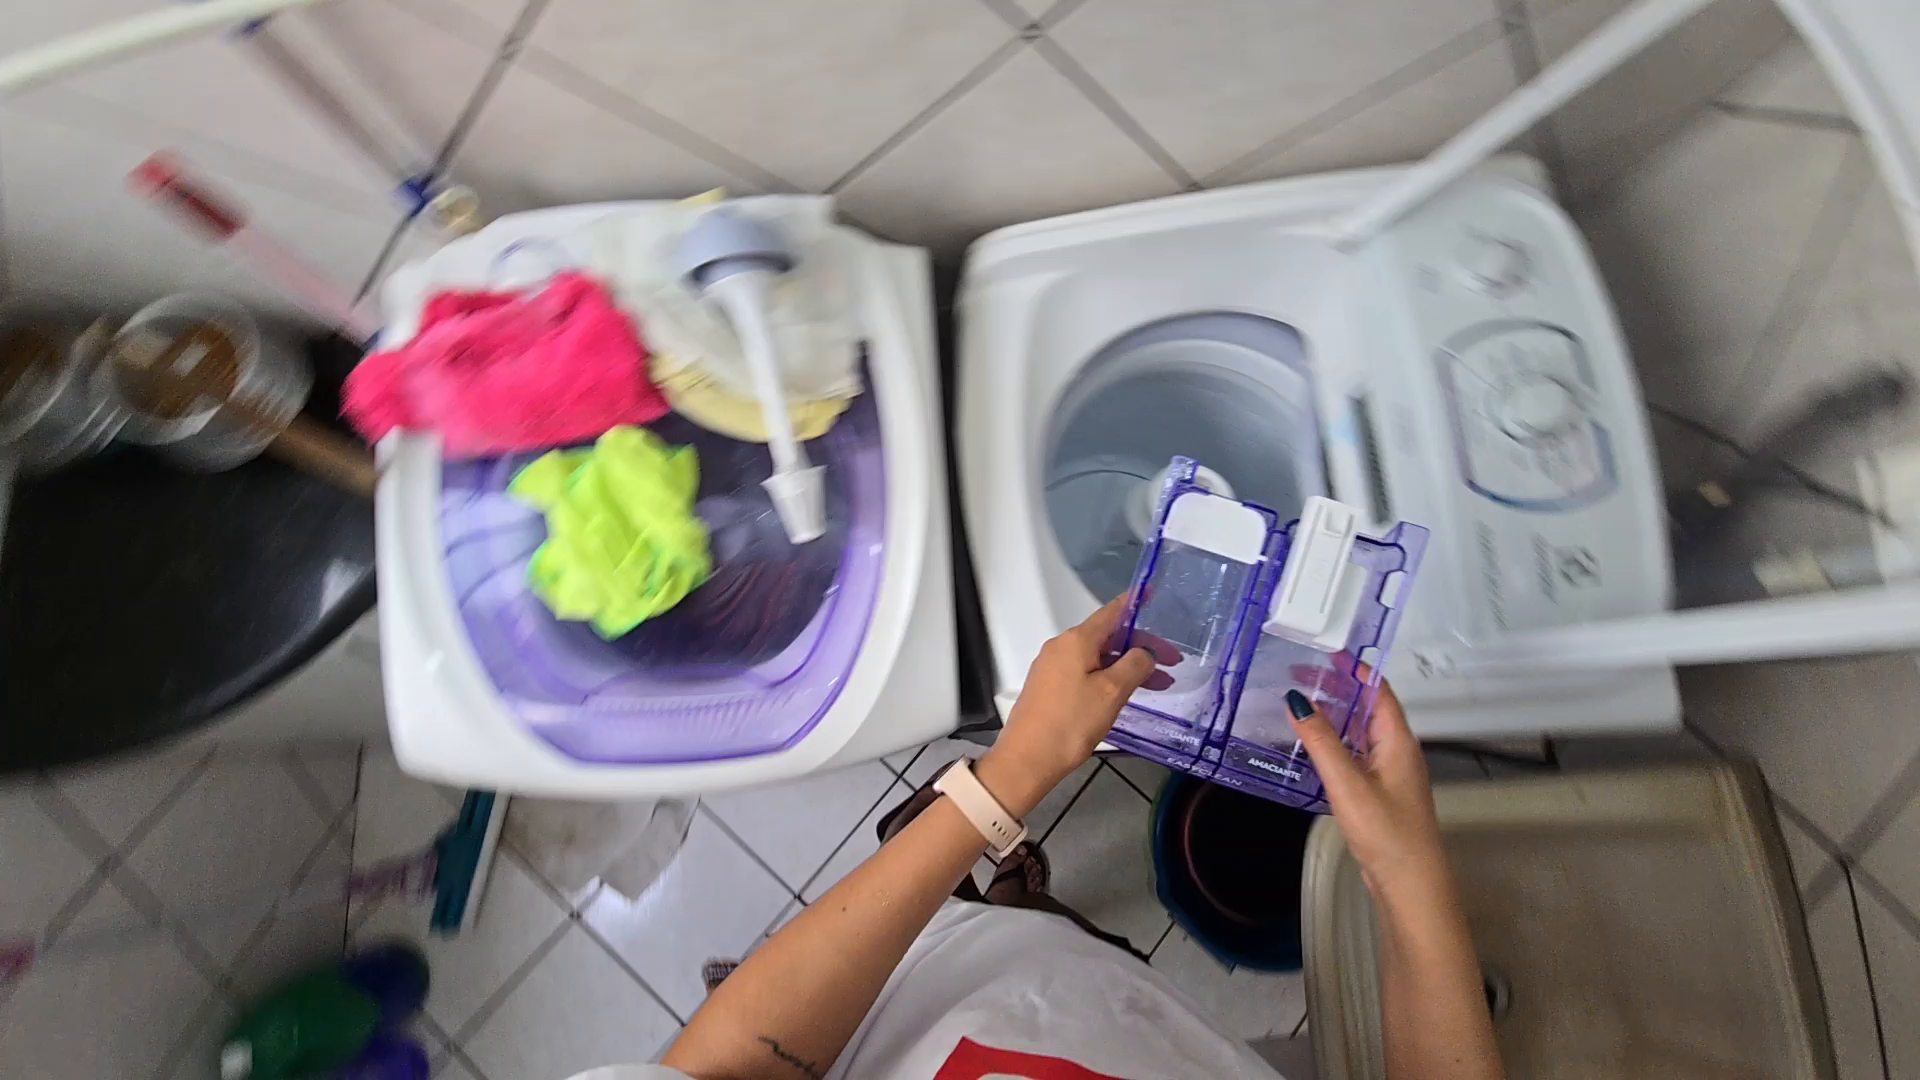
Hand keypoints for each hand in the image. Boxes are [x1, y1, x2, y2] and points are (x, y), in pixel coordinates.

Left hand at [979, 596, 1175, 816]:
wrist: (1027, 758)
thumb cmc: (1071, 722)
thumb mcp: (1111, 692)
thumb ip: (1134, 665)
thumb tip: (1143, 652)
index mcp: (1075, 640)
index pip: (1111, 612)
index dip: (1134, 603)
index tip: (1153, 594)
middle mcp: (1061, 646)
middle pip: (1107, 637)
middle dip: (1141, 647)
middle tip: (1173, 665)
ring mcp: (1053, 667)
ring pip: (1099, 657)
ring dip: (1129, 667)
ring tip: (1160, 685)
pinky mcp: (1050, 687)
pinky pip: (1087, 672)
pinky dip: (1111, 677)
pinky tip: (1128, 693)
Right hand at [1287, 681, 1450, 901]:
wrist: (1410, 886)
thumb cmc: (1385, 831)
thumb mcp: (1347, 782)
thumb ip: (1321, 740)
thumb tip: (1296, 699)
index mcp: (1397, 742)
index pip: (1380, 691)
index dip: (1356, 668)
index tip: (1324, 651)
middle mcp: (1397, 751)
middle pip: (1369, 708)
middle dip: (1338, 687)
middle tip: (1300, 672)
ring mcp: (1389, 772)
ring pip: (1360, 731)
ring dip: (1334, 713)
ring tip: (1299, 700)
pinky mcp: (1379, 791)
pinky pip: (1355, 751)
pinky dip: (1333, 739)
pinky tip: (1311, 743)